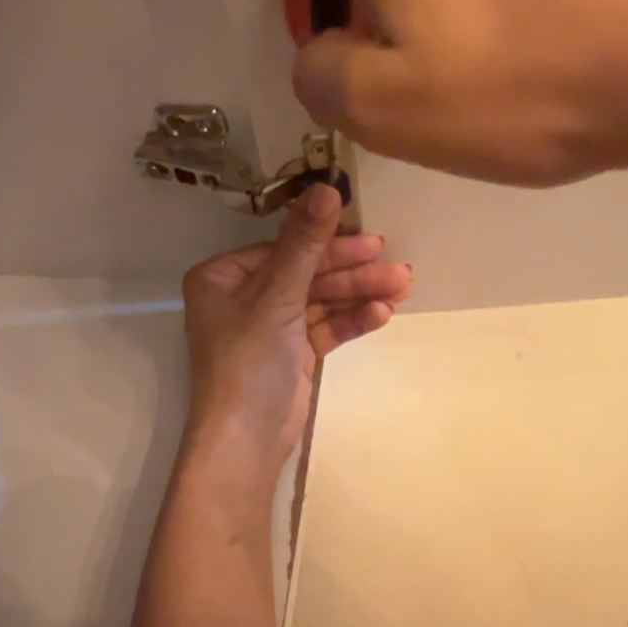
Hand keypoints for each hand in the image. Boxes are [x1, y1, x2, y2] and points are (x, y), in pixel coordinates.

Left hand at [181, 183, 412, 470]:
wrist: (246, 441)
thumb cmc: (249, 362)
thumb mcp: (278, 297)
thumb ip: (305, 244)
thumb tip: (326, 186)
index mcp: (224, 276)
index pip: (286, 248)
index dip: (330, 243)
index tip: (373, 238)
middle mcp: (244, 296)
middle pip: (308, 273)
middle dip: (353, 272)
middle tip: (397, 266)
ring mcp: (269, 326)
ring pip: (321, 300)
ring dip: (360, 294)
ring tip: (403, 287)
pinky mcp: (291, 352)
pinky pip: (325, 326)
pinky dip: (351, 320)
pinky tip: (382, 314)